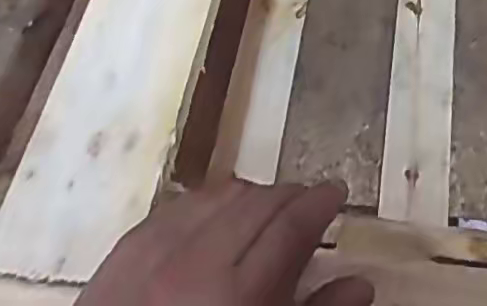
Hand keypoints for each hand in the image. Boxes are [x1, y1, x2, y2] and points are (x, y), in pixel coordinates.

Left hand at [78, 179, 371, 305]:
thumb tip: (361, 284)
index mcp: (238, 299)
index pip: (294, 225)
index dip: (322, 202)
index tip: (337, 192)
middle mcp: (197, 263)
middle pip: (263, 200)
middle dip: (291, 197)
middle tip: (305, 210)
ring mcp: (156, 252)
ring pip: (224, 192)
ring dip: (252, 197)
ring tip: (262, 217)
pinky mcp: (125, 249)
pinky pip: (182, 203)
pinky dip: (209, 204)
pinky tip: (216, 223)